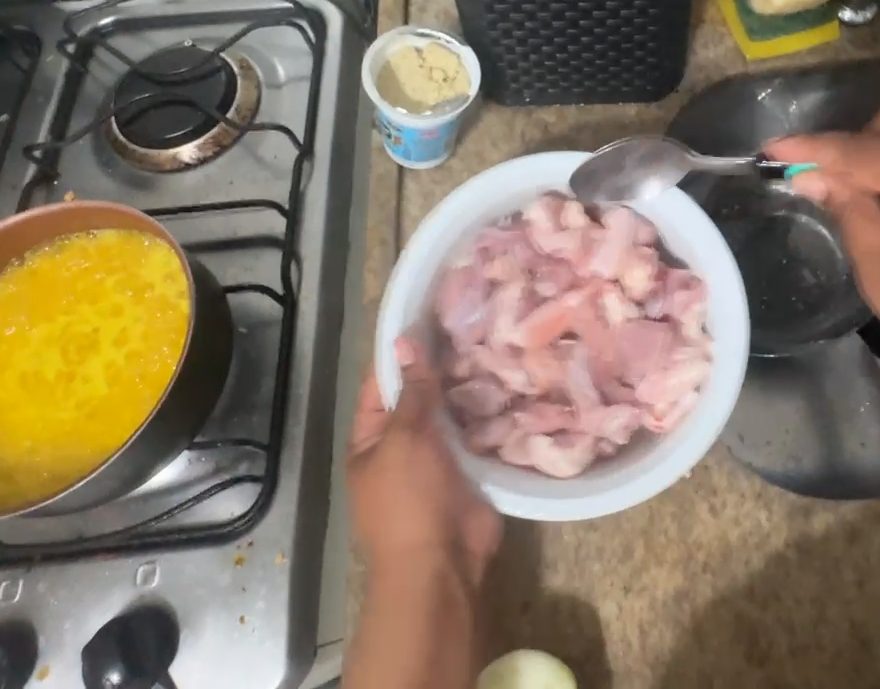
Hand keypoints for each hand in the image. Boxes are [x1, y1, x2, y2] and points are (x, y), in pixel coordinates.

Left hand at [347, 339, 500, 589]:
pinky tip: (509, 381)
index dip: (400, 352)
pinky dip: (489, 413)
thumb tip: (407, 342)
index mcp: (370, 439)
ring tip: (494, 343)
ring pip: (452, 413)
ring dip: (468, 388)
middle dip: (441, 367)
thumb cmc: (408, 500)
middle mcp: (402, 445)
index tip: (426, 315)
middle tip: (471, 324)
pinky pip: (477, 434)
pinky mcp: (469, 470)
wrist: (441, 565)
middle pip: (420, 397)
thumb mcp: (403, 440)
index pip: (381, 383)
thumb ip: (412, 391)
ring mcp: (437, 459)